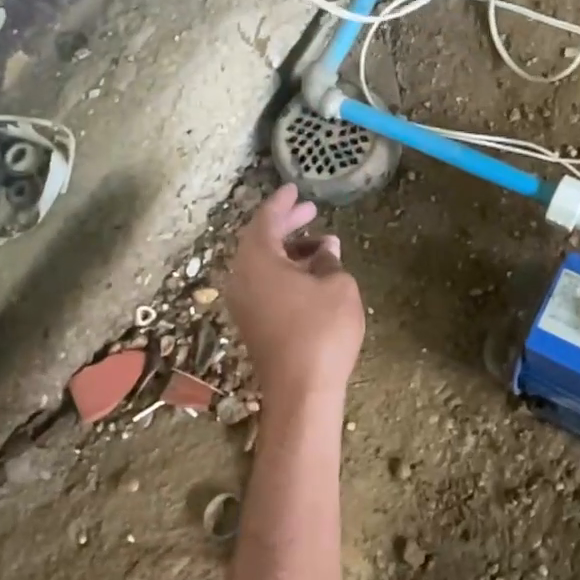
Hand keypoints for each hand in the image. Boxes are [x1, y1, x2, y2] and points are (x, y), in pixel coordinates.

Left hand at [225, 184, 364, 401]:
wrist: (301, 391)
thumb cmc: (321, 330)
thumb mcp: (337, 285)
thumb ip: (328, 259)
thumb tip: (324, 248)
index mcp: (257, 261)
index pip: (265, 220)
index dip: (282, 203)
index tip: (295, 188)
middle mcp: (242, 279)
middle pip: (260, 241)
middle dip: (286, 224)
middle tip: (311, 209)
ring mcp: (244, 304)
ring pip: (263, 264)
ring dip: (290, 250)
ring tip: (322, 244)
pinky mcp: (253, 324)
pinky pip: (265, 283)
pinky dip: (286, 271)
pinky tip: (313, 274)